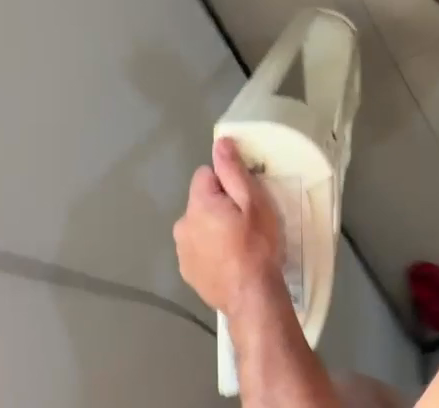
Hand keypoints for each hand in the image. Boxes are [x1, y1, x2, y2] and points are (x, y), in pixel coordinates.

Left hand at [174, 138, 284, 317]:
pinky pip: (198, 246)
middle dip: (220, 204)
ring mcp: (181, 251)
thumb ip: (233, 171)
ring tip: (238, 241)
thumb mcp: (253, 201)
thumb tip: (220, 143)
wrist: (251, 295)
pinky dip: (210, 248)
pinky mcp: (187, 271)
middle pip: (201, 200)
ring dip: (214, 226)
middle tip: (245, 219)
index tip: (244, 196)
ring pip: (199, 224)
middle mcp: (182, 225)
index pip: (205, 174)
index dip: (227, 181)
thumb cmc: (256, 243)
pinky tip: (229, 258)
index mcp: (198, 205)